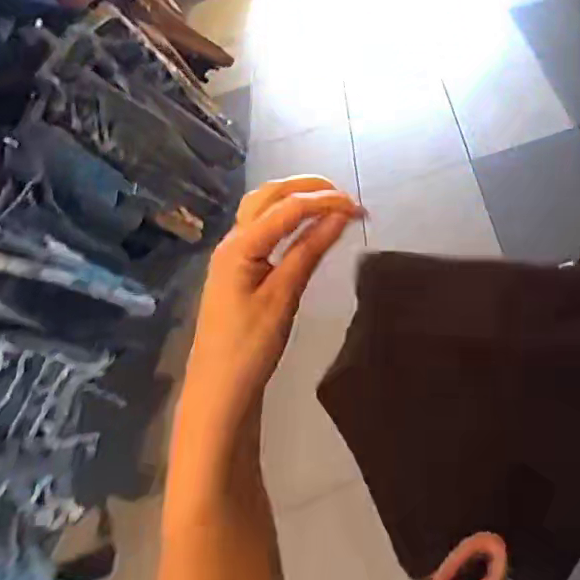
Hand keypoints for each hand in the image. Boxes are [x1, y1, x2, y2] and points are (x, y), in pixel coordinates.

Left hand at [181, 176, 360, 428]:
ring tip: (331, 203)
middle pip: (270, 194)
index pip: (288, 207)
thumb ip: (310, 250)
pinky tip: (308, 225)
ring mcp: (234, 253)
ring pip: (264, 206)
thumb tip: (340, 215)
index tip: (361, 208)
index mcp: (240, 246)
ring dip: (297, 197)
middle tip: (347, 197)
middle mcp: (233, 240)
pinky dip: (289, 216)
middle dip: (309, 188)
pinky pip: (265, 226)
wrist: (218, 392)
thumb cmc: (249, 347)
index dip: (326, 202)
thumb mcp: (284, 296)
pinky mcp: (240, 267)